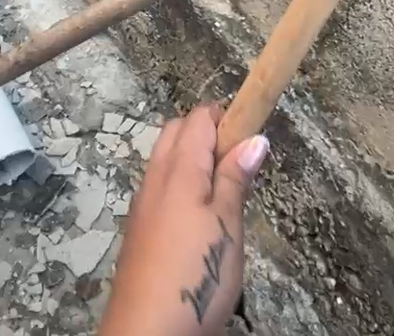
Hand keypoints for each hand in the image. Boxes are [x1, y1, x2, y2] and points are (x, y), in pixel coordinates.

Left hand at [99, 105, 270, 335]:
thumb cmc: (196, 276)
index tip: (250, 139)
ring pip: (166, 158)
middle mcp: (156, 178)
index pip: (200, 117)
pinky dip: (179, 185)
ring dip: (193, 160)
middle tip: (238, 165)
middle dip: (207, 134)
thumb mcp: (228, 225)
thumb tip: (255, 138)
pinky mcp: (138, 230)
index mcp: (180, 168)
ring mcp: (143, 204)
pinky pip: (159, 186)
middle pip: (178, 131)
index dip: (227, 118)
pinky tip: (198, 220)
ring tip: (223, 195)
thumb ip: (236, 178)